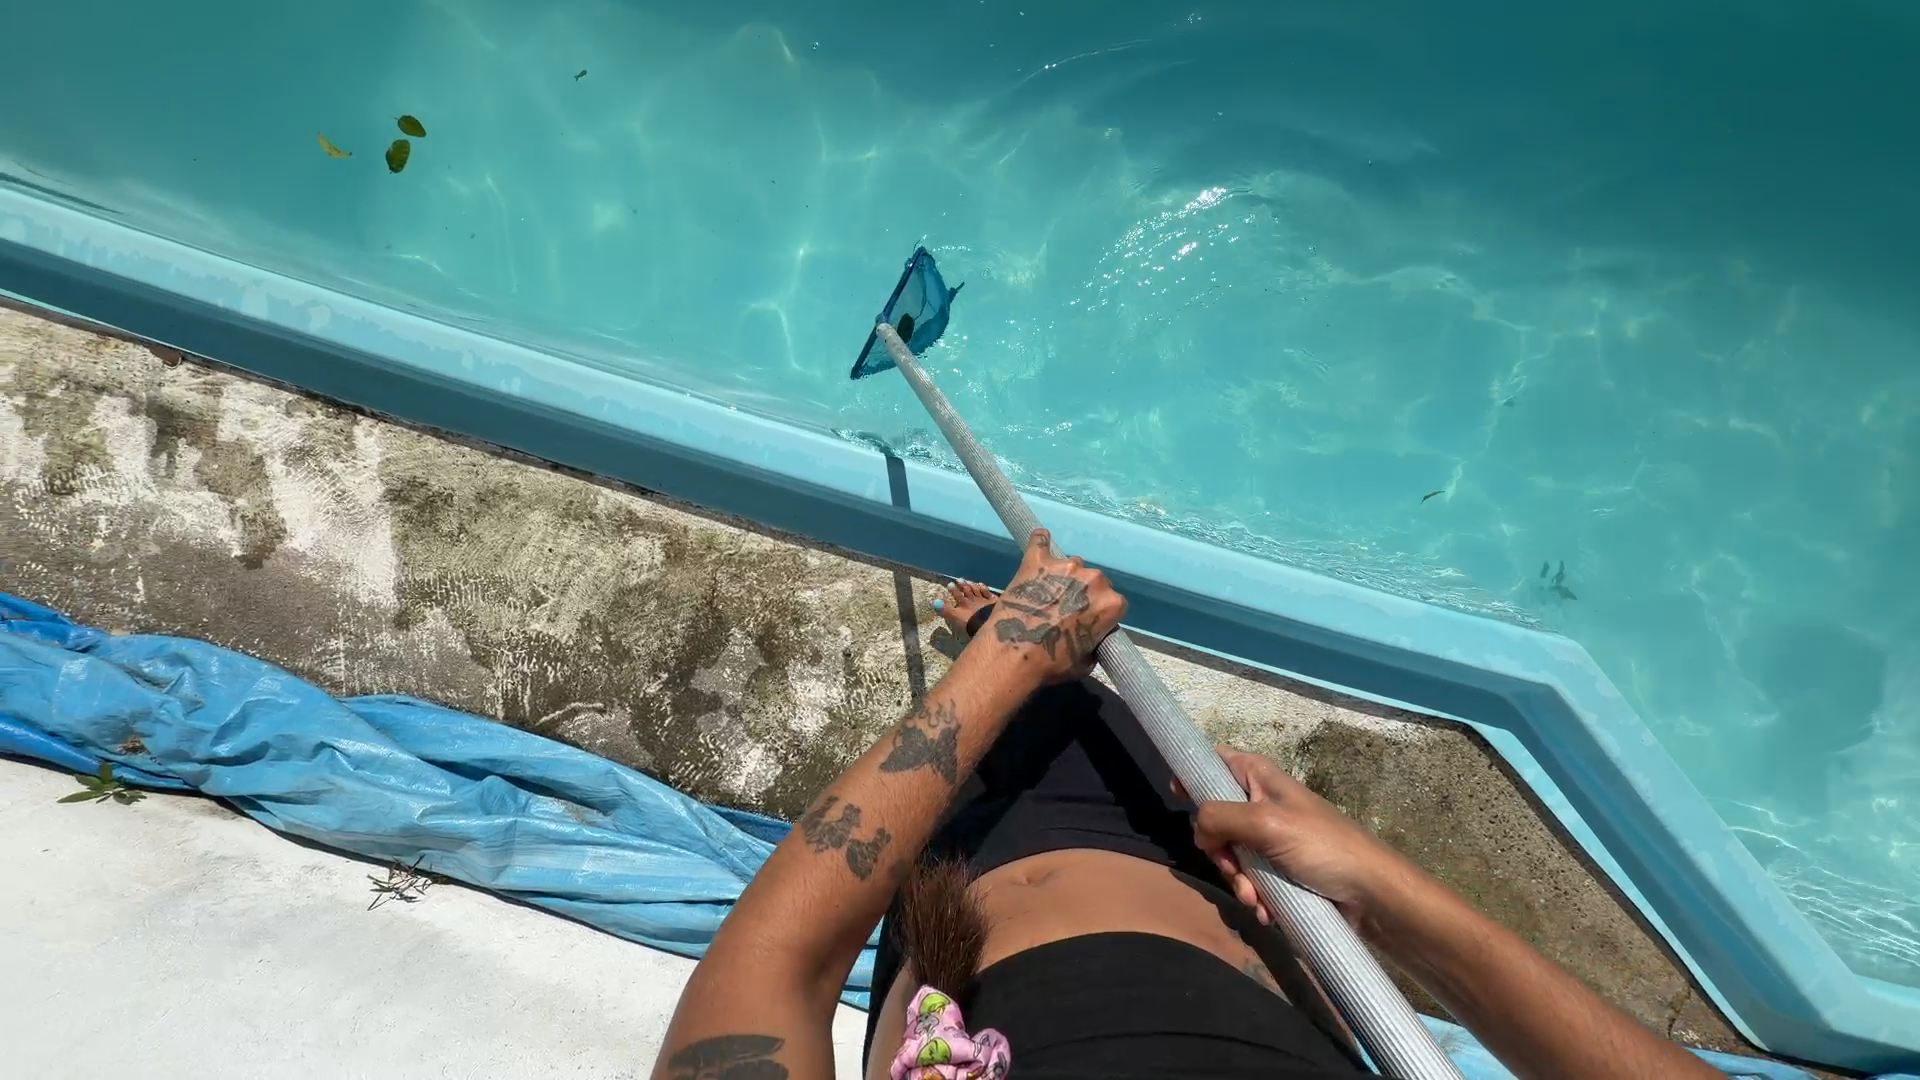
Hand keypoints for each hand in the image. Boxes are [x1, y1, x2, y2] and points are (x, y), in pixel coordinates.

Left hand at [974, 528, 1125, 684]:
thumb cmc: (1052, 663)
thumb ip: (1094, 639)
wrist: (1013, 654)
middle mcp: (1093, 579)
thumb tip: (1088, 633)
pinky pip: (1040, 542)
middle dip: (1081, 593)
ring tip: (1044, 595)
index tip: (1085, 620)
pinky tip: (1040, 542)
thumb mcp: (1086, 661)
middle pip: (1093, 581)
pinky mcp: (1036, 561)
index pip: (1113, 601)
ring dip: (1061, 577)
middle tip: (1063, 609)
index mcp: (1111, 603)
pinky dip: (1040, 543)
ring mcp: (1064, 566)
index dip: (1099, 611)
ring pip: (1070, 565)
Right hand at [1188, 747, 1415, 926]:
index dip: (1191, 774)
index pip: (1212, 760)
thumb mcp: (1265, 823)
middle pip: (1214, 817)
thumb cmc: (1322, 846)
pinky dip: (1254, 895)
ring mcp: (1270, 836)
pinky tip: (1266, 912)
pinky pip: (1250, 878)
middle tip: (1233, 868)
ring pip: (1230, 853)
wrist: (1374, 896)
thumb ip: (1219, 817)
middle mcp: (1260, 801)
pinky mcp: (1280, 868)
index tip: (1177, 797)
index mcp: (1257, 776)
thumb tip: (1199, 831)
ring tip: (1257, 901)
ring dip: (1238, 881)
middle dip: (1220, 851)